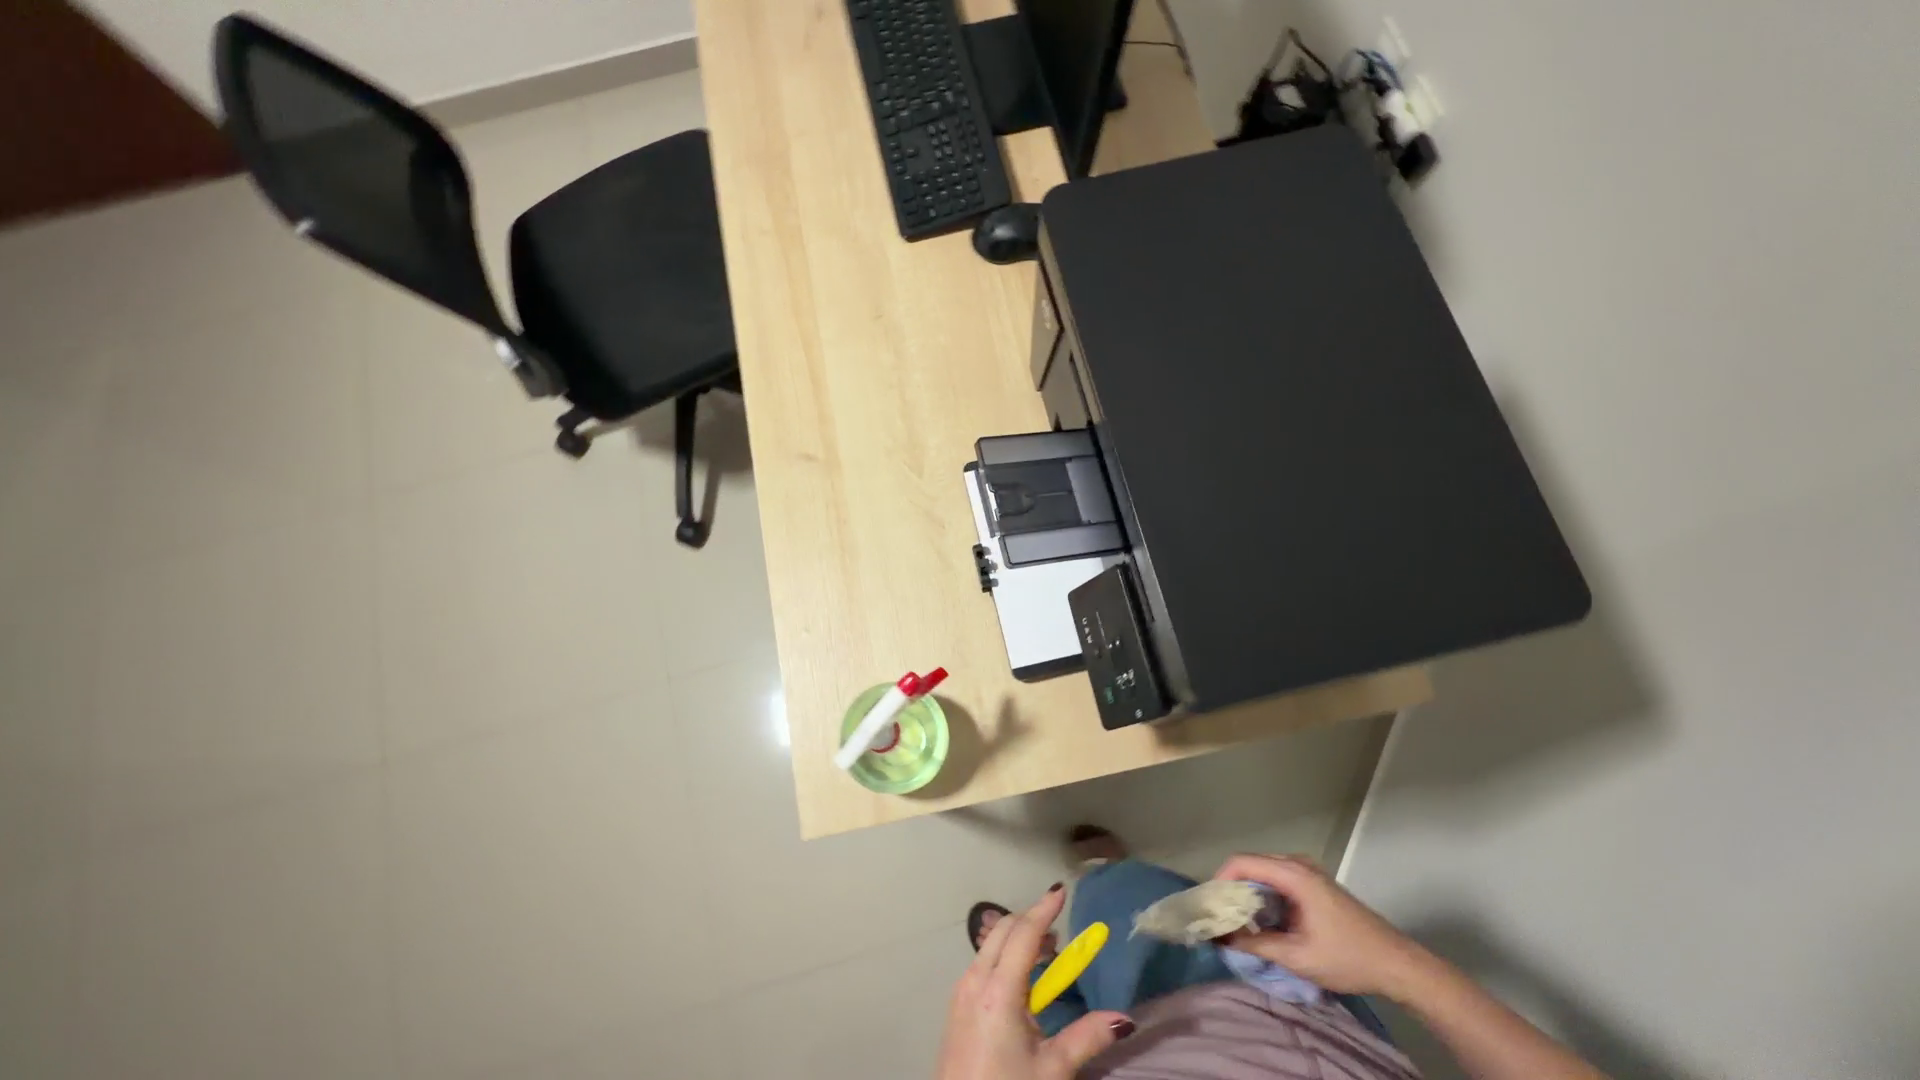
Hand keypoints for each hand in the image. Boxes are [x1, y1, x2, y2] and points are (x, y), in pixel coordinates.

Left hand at [936, 885, 1134, 1079]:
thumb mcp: (1052, 1069)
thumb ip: (1087, 1037)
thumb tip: (1125, 1017)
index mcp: (999, 991)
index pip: (1024, 934)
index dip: (1044, 910)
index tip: (1062, 891)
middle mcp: (975, 980)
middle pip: (1004, 930)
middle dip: (1032, 921)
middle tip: (1061, 931)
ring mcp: (962, 991)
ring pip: (991, 945)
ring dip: (1018, 939)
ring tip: (1048, 957)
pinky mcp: (957, 1004)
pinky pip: (983, 962)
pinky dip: (1005, 956)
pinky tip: (1023, 980)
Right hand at [1213, 854, 1436, 999]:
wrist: (1397, 964)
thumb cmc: (1348, 958)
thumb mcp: (1297, 957)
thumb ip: (1256, 944)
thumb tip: (1221, 938)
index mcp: (1294, 875)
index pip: (1241, 863)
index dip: (1219, 882)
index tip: (1209, 908)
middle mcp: (1299, 865)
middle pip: (1250, 865)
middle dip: (1230, 890)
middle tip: (1217, 918)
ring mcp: (1309, 873)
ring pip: (1263, 874)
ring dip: (1246, 895)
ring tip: (1234, 922)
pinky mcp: (1315, 885)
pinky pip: (1277, 881)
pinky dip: (1263, 897)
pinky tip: (1260, 922)